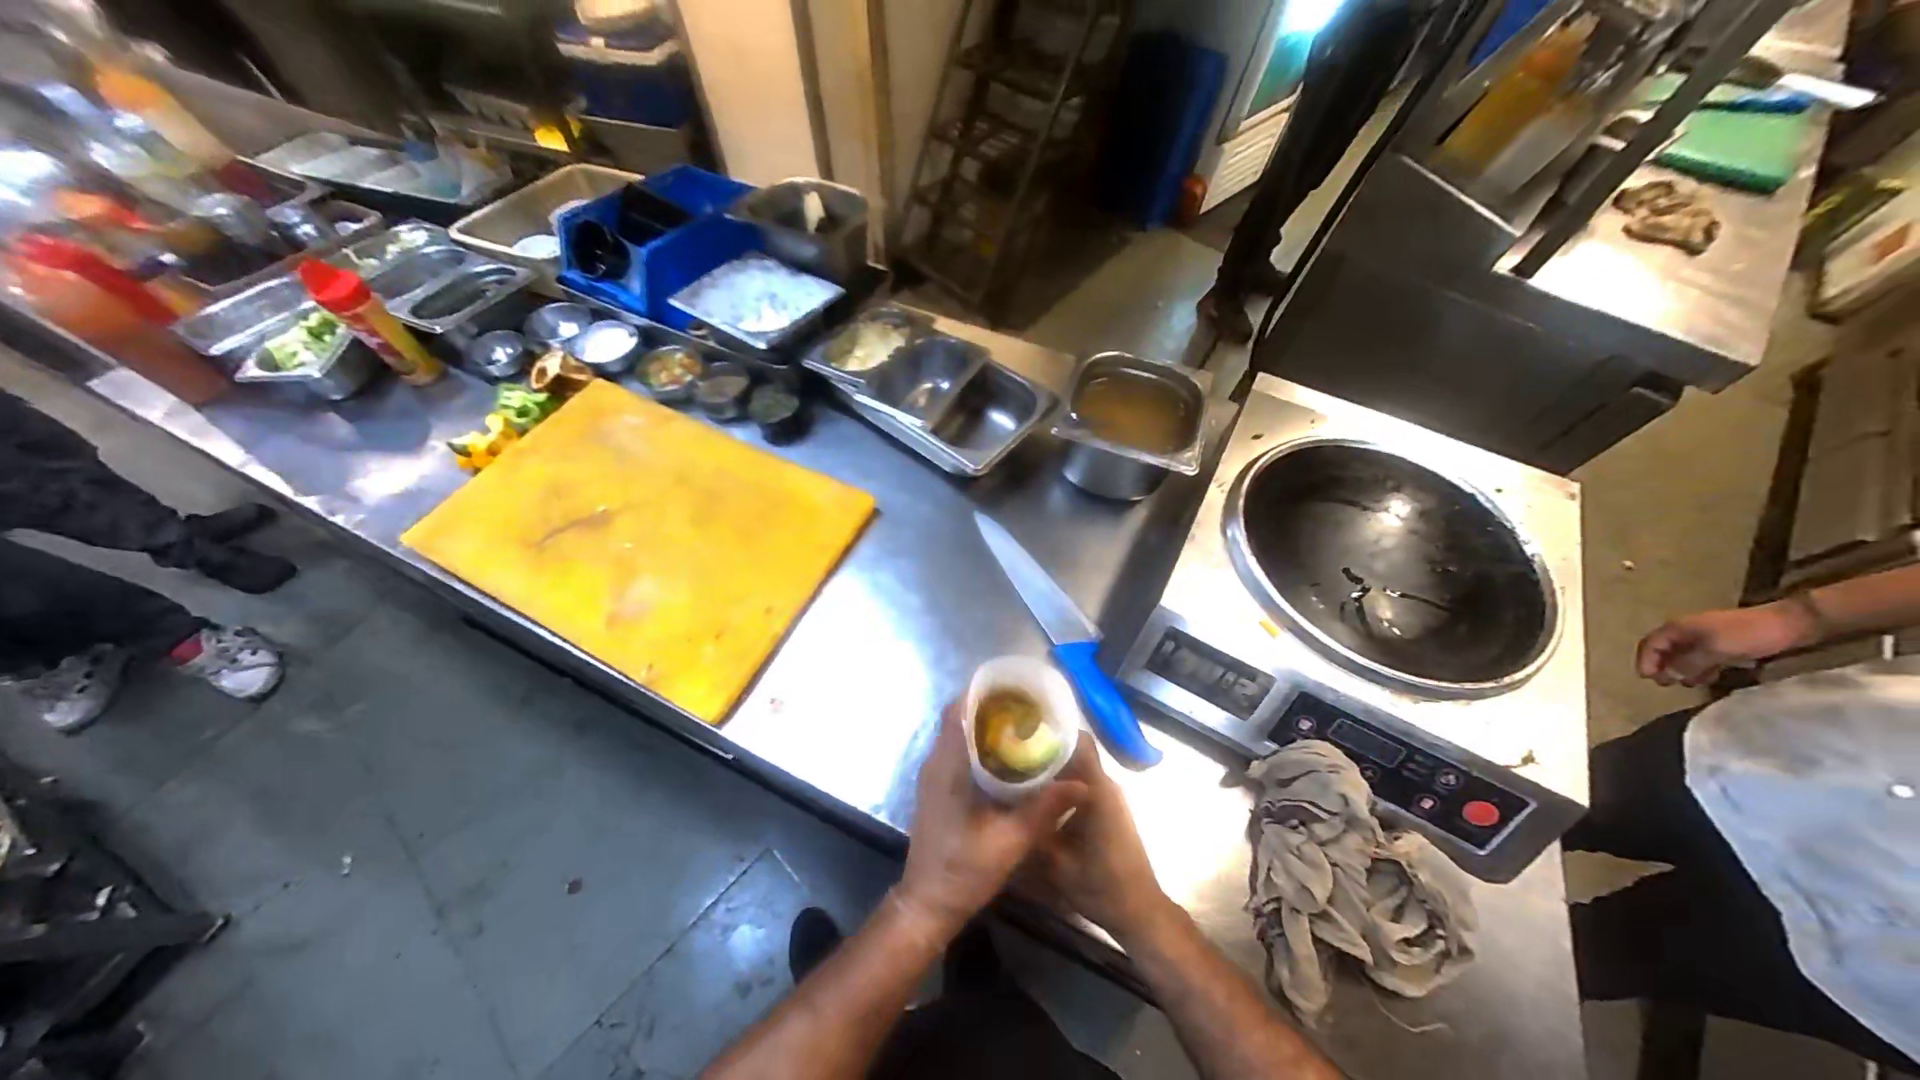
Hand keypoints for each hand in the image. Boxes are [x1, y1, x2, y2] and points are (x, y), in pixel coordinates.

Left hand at [897, 705, 1087, 937]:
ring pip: (956, 736)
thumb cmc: (964, 869)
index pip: (957, 711)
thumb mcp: (1011, 840)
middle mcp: (935, 764)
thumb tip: (1082, 784)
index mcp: (947, 766)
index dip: (981, 693)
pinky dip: (977, 746)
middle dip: (989, 708)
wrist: (928, 903)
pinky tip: (1006, 759)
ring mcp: (932, 777)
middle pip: (958, 719)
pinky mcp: (936, 790)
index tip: (1012, 687)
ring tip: (1021, 725)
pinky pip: (955, 753)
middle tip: (1025, 706)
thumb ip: (1045, 809)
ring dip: (983, 727)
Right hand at [1025, 734, 1170, 943]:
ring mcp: (1108, 797)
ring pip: (1077, 768)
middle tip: (1009, 749)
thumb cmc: (1101, 885)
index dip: (1053, 728)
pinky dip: (1060, 783)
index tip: (1023, 727)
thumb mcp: (1056, 862)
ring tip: (1015, 767)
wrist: (1138, 911)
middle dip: (1044, 747)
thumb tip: (1002, 804)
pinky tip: (1036, 794)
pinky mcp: (1106, 809)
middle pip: (1074, 752)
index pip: (1079, 741)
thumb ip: (1032, 828)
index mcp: (1096, 790)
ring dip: (1051, 766)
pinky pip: (1081, 783)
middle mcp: (1105, 785)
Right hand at [1636, 599, 1818, 686]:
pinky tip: (1708, 677)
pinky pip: (1699, 656)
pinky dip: (1698, 667)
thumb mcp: (1715, 651)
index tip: (1648, 679)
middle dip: (1661, 666)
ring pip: (1681, 654)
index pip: (1650, 644)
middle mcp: (1685, 631)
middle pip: (1663, 649)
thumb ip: (1688, 664)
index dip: (1645, 661)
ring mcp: (1703, 636)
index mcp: (1678, 628)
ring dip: (1680, 668)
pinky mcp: (1720, 642)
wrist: (1790, 624)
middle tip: (1665, 684)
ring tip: (1686, 684)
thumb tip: (1667, 676)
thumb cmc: (1747, 635)